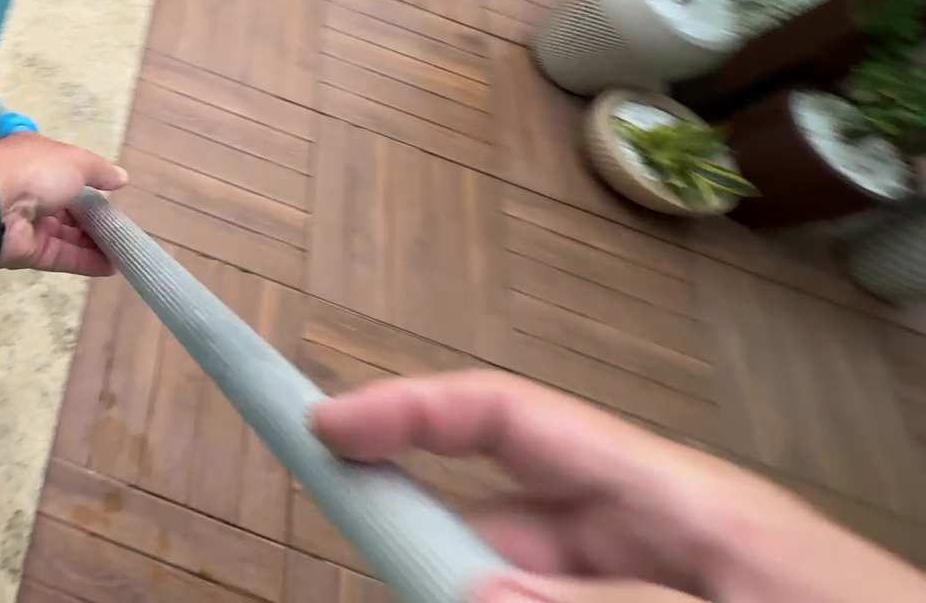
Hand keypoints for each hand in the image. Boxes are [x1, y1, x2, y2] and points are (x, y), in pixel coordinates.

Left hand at [0, 133, 127, 276]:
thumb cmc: (35, 170)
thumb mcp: (75, 160)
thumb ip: (99, 171)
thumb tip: (121, 178)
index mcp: (34, 158)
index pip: (65, 170)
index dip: (88, 182)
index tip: (112, 194)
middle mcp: (28, 188)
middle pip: (66, 206)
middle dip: (94, 218)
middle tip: (121, 228)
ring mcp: (26, 221)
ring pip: (65, 234)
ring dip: (94, 242)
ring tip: (124, 250)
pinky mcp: (26, 251)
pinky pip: (60, 255)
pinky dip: (85, 260)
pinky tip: (111, 266)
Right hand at [310, 371, 925, 602]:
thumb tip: (469, 587)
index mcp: (669, 493)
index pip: (503, 413)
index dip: (404, 409)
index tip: (323, 431)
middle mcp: (647, 530)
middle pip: (498, 519)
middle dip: (434, 551)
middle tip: (395, 580)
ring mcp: (649, 588)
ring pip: (521, 583)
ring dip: (478, 592)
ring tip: (436, 588)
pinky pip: (555, 601)